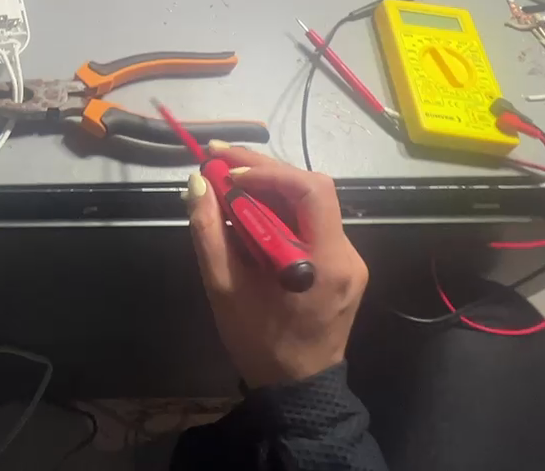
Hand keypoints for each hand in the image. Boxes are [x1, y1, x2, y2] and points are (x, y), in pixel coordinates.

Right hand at [185, 144, 368, 387]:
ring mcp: (347, 258)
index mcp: (324, 260)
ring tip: (224, 179)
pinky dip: (276, 206)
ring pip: (307, 200)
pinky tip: (246, 207)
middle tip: (216, 158)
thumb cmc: (257, 339)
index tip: (227, 171)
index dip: (268, 171)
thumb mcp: (222, 285)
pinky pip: (308, 219)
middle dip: (261, 168)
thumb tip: (197, 181)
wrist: (296, 387)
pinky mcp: (340, 263)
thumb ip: (208, 230)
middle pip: (308, 188)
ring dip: (266, 184)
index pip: (310, 190)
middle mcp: (345, 253)